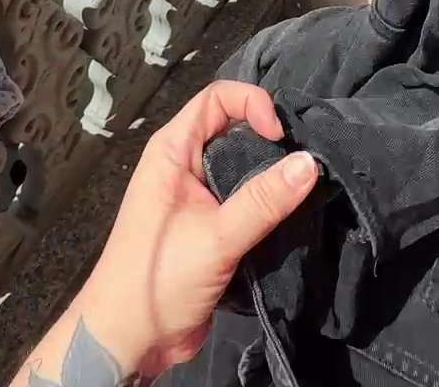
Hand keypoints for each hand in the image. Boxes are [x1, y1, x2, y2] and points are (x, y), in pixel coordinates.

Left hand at [66, 81, 317, 376]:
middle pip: (232, 125)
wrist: (128, 341)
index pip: (217, 98)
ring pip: (239, 161)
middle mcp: (183, 162)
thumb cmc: (158, 278)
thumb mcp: (216, 237)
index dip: (252, 104)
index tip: (280, 136)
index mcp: (173, 149)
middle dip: (267, 134)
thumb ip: (263, 200)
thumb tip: (310, 161)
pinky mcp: (208, 222)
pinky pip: (241, 194)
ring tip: (302, 183)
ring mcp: (195, 193)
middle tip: (301, 159)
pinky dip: (265, 197)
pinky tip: (290, 210)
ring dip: (269, 169)